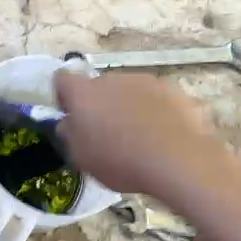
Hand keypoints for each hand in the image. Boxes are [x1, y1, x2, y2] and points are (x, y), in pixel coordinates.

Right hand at [52, 69, 221, 196]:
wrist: (178, 159)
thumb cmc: (121, 161)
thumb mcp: (82, 158)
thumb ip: (70, 135)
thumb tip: (69, 123)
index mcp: (83, 93)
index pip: (62, 79)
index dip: (64, 96)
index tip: (72, 116)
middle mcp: (110, 79)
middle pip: (98, 86)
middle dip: (100, 105)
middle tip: (109, 134)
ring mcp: (142, 80)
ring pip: (127, 90)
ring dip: (128, 106)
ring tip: (141, 137)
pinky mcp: (170, 88)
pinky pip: (154, 97)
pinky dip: (154, 110)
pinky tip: (164, 134)